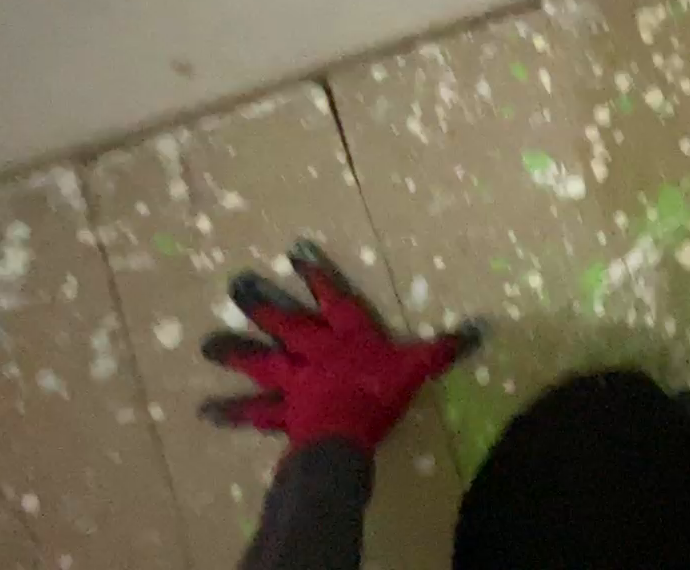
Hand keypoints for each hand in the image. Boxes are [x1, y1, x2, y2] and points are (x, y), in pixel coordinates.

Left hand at [198, 239, 479, 451]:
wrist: (342, 438)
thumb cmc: (380, 394)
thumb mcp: (419, 366)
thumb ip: (446, 346)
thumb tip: (484, 328)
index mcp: (349, 333)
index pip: (331, 296)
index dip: (315, 273)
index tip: (294, 251)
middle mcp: (316, 350)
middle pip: (285, 322)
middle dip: (261, 303)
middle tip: (234, 284)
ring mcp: (294, 381)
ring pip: (261, 361)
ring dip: (235, 351)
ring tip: (205, 343)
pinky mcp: (283, 413)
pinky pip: (254, 410)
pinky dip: (232, 410)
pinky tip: (206, 410)